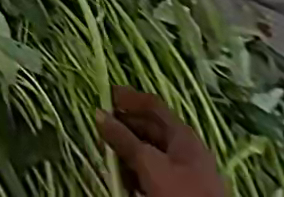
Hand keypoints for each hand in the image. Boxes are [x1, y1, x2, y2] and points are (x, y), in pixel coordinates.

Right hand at [95, 86, 226, 196]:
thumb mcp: (148, 165)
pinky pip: (153, 173)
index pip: (152, 105)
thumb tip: (99, 114)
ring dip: (126, 153)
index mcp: (183, 136)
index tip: (104, 97)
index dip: (128, 98)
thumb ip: (123, 139)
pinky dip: (136, 172)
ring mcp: (184, 173)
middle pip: (148, 128)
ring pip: (149, 153)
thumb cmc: (181, 195)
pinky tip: (123, 181)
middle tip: (100, 132)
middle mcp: (185, 150)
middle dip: (122, 128)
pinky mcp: (179, 192)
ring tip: (109, 160)